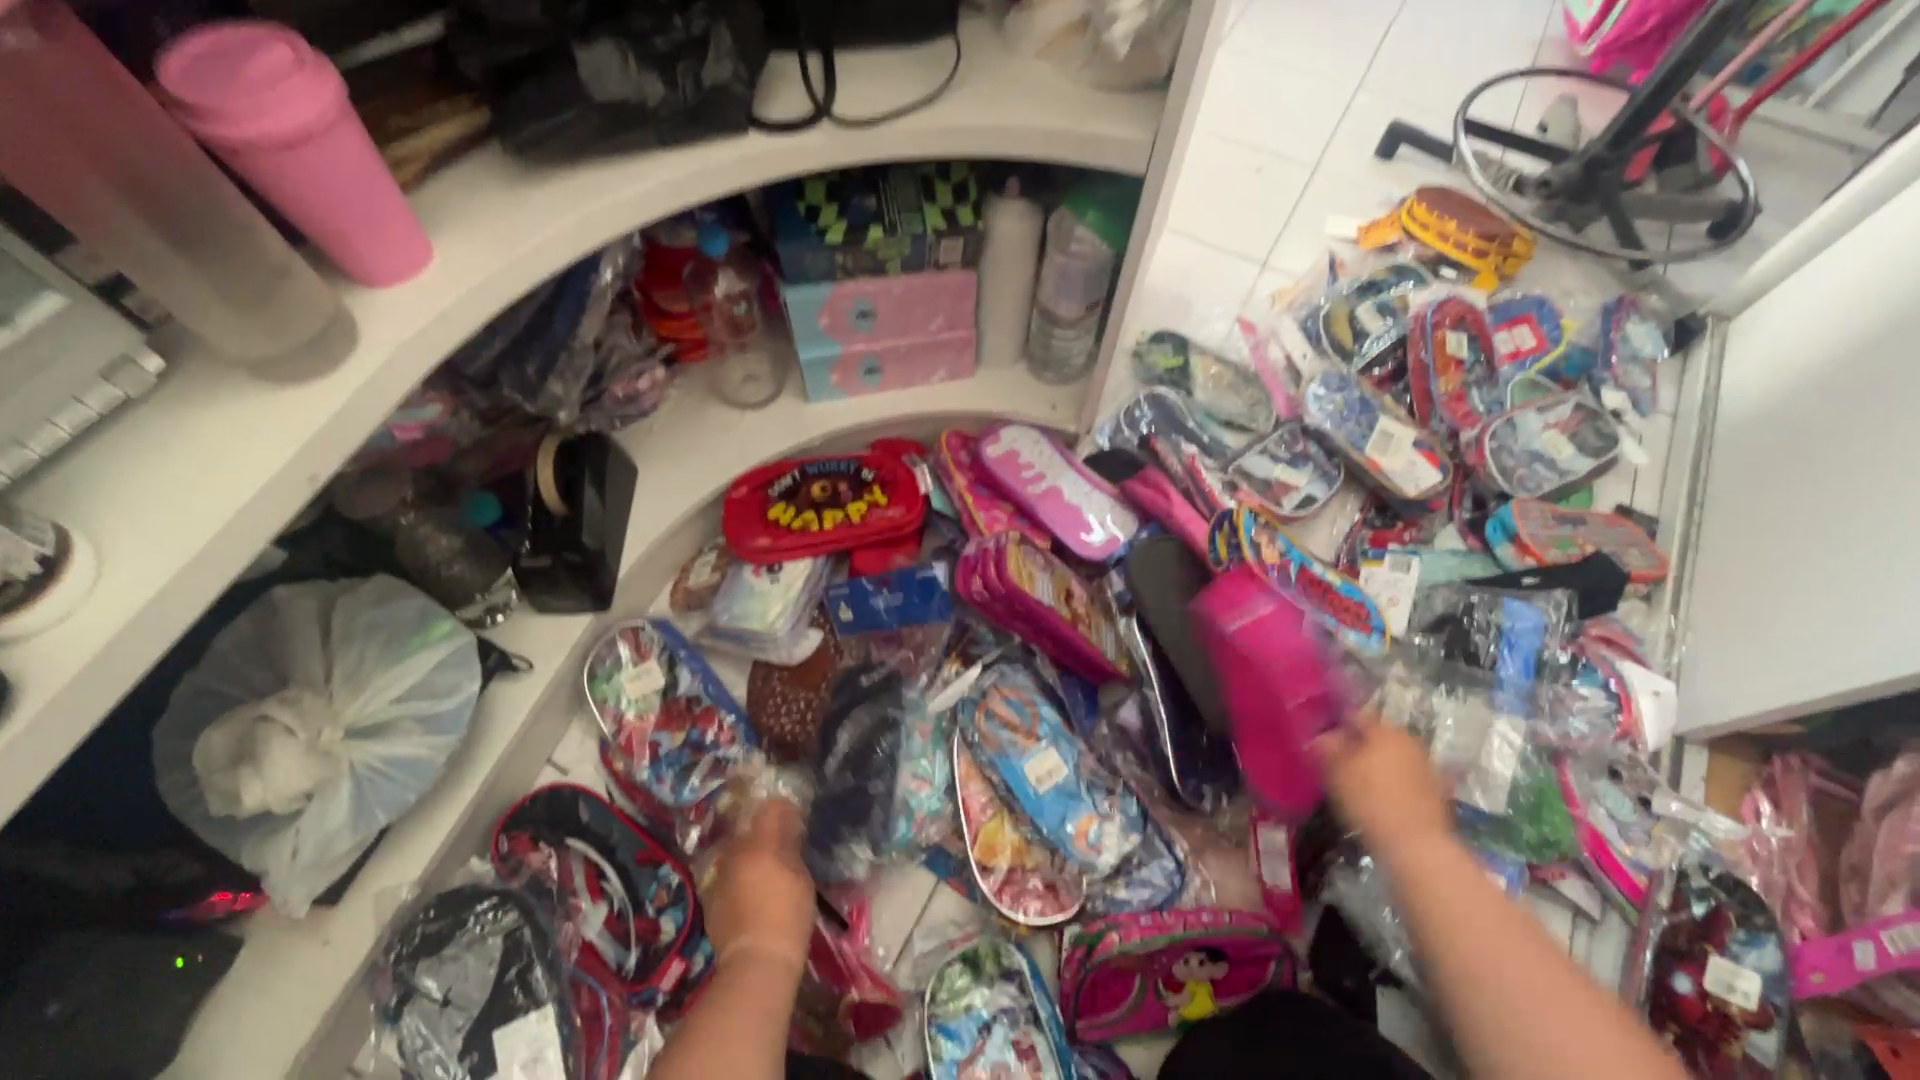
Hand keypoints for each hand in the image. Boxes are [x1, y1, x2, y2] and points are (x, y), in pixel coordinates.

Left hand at [703, 798, 815, 976]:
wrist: (756, 961)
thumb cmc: (789, 918)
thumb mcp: (801, 880)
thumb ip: (791, 850)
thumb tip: (788, 831)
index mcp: (760, 846)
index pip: (769, 810)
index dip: (782, 809)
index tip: (794, 815)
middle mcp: (734, 855)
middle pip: (748, 830)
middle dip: (763, 832)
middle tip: (780, 844)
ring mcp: (719, 876)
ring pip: (734, 853)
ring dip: (749, 854)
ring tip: (764, 869)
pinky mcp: (710, 898)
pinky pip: (727, 875)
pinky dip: (738, 876)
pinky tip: (750, 892)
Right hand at [1311, 712, 1452, 861]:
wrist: (1417, 845)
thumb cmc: (1369, 801)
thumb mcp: (1336, 773)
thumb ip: (1326, 749)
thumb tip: (1321, 736)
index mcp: (1384, 730)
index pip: (1356, 716)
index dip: (1337, 725)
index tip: (1323, 741)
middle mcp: (1410, 740)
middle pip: (1378, 736)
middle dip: (1359, 745)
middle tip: (1339, 763)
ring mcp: (1427, 765)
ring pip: (1394, 756)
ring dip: (1378, 764)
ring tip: (1359, 783)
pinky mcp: (1438, 790)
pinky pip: (1408, 777)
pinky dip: (1394, 782)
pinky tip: (1382, 799)